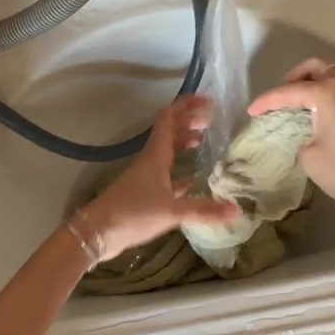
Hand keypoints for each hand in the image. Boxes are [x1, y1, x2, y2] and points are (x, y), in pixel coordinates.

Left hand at [73, 96, 239, 261]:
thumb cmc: (132, 213)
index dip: (187, 105)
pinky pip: (165, 175)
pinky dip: (179, 172)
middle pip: (170, 132)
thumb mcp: (172, 212)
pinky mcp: (143, 193)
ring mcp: (145, 176)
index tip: (208, 101)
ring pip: (167, 152)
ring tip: (202, 143)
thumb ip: (203, 210)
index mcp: (155, 155)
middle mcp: (150, 160)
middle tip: (210, 121)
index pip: (170, 118)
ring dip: (183, 143)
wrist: (97, 233)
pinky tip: (191, 181)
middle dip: (188, 122)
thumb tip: (236, 210)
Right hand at [249, 59, 334, 222]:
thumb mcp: (311, 159)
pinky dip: (329, 93)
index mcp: (327, 91)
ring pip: (333, 75)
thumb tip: (310, 137)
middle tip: (280, 98)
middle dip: (293, 78)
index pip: (288, 91)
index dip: (266, 101)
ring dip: (314, 83)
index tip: (251, 111)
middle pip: (315, 67)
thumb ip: (302, 140)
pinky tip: (323, 115)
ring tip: (300, 105)